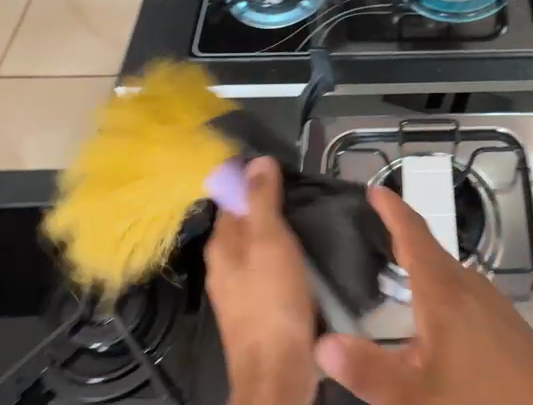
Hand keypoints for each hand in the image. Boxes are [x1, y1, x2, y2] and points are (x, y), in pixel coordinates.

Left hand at [205, 158, 318, 404]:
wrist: (278, 372)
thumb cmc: (272, 300)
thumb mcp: (269, 239)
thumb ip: (262, 199)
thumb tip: (257, 160)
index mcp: (221, 244)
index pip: (232, 196)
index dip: (255, 178)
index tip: (285, 168)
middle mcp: (223, 263)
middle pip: (246, 221)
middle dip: (271, 205)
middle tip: (305, 193)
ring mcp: (238, 289)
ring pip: (259, 246)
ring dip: (281, 232)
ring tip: (311, 220)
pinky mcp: (257, 309)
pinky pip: (269, 269)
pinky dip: (285, 258)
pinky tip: (306, 258)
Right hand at [314, 186, 532, 404]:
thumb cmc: (479, 399)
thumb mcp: (414, 395)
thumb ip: (367, 369)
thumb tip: (322, 343)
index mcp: (444, 291)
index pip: (413, 234)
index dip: (392, 209)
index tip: (375, 189)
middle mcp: (470, 287)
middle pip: (431, 254)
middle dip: (403, 243)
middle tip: (374, 236)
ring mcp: (494, 305)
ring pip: (450, 280)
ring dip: (424, 275)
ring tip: (398, 282)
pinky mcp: (508, 327)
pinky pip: (466, 300)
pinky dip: (443, 300)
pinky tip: (436, 333)